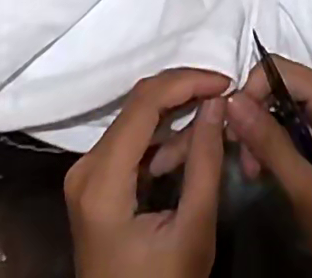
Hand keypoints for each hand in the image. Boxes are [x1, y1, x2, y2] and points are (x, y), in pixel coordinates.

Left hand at [65, 69, 228, 277]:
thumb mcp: (193, 229)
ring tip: (215, 129)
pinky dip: (165, 136)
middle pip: (139, 104)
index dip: (187, 82)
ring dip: (178, 115)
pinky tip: (191, 150)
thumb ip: (205, 162)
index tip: (226, 82)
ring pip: (138, 118)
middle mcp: (85, 166)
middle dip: (185, 93)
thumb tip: (218, 101)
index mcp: (101, 180)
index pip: (144, 103)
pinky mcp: (95, 181)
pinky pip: (133, 139)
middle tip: (226, 96)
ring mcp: (87, 173)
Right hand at [226, 58, 311, 277]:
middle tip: (241, 158)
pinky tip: (269, 172)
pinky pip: (298, 127)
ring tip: (254, 172)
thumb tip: (231, 101)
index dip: (251, 92)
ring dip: (264, 134)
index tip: (231, 131)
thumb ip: (269, 142)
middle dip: (256, 115)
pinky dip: (278, 145)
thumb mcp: (307, 190)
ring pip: (287, 108)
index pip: (279, 69)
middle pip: (282, 86)